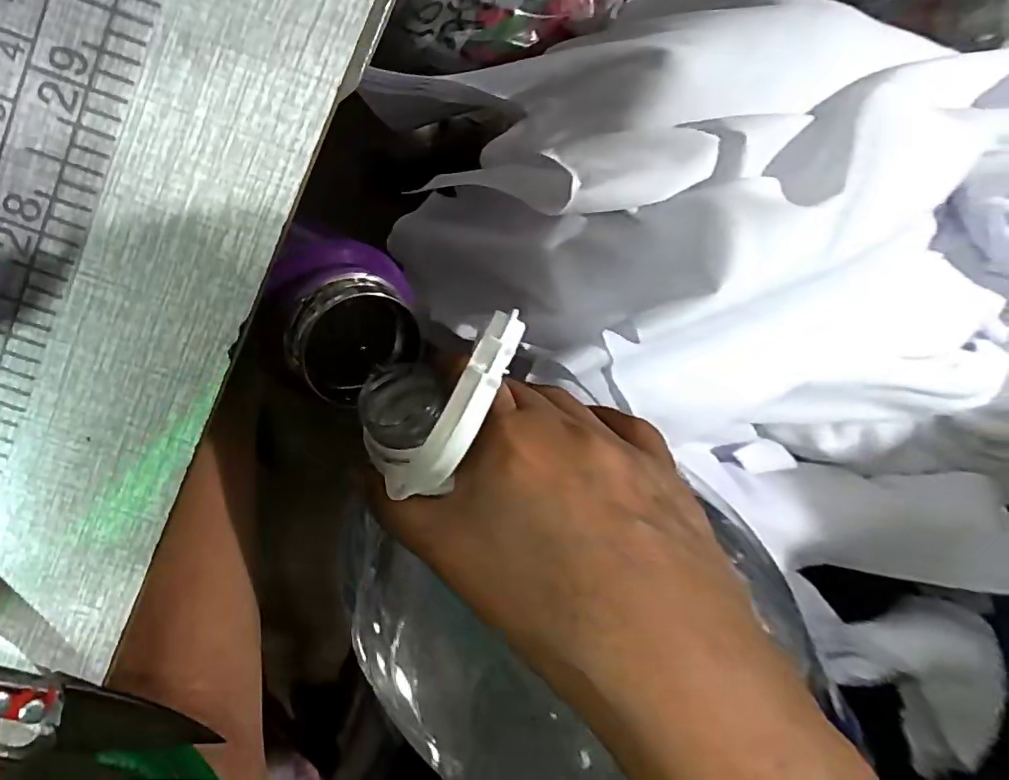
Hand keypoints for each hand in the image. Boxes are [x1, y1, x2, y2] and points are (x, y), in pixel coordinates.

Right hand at [367, 377, 870, 779]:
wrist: (664, 662)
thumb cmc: (535, 594)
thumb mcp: (438, 547)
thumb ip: (390, 500)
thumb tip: (364, 473)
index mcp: (509, 431)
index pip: (472, 373)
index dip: (447, 373)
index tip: (433, 392)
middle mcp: (568, 425)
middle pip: (519, 387)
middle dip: (489, 398)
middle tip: (472, 435)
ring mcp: (625, 448)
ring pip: (569, 405)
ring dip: (539, 412)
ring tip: (526, 450)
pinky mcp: (671, 478)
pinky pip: (624, 427)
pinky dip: (595, 426)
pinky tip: (588, 452)